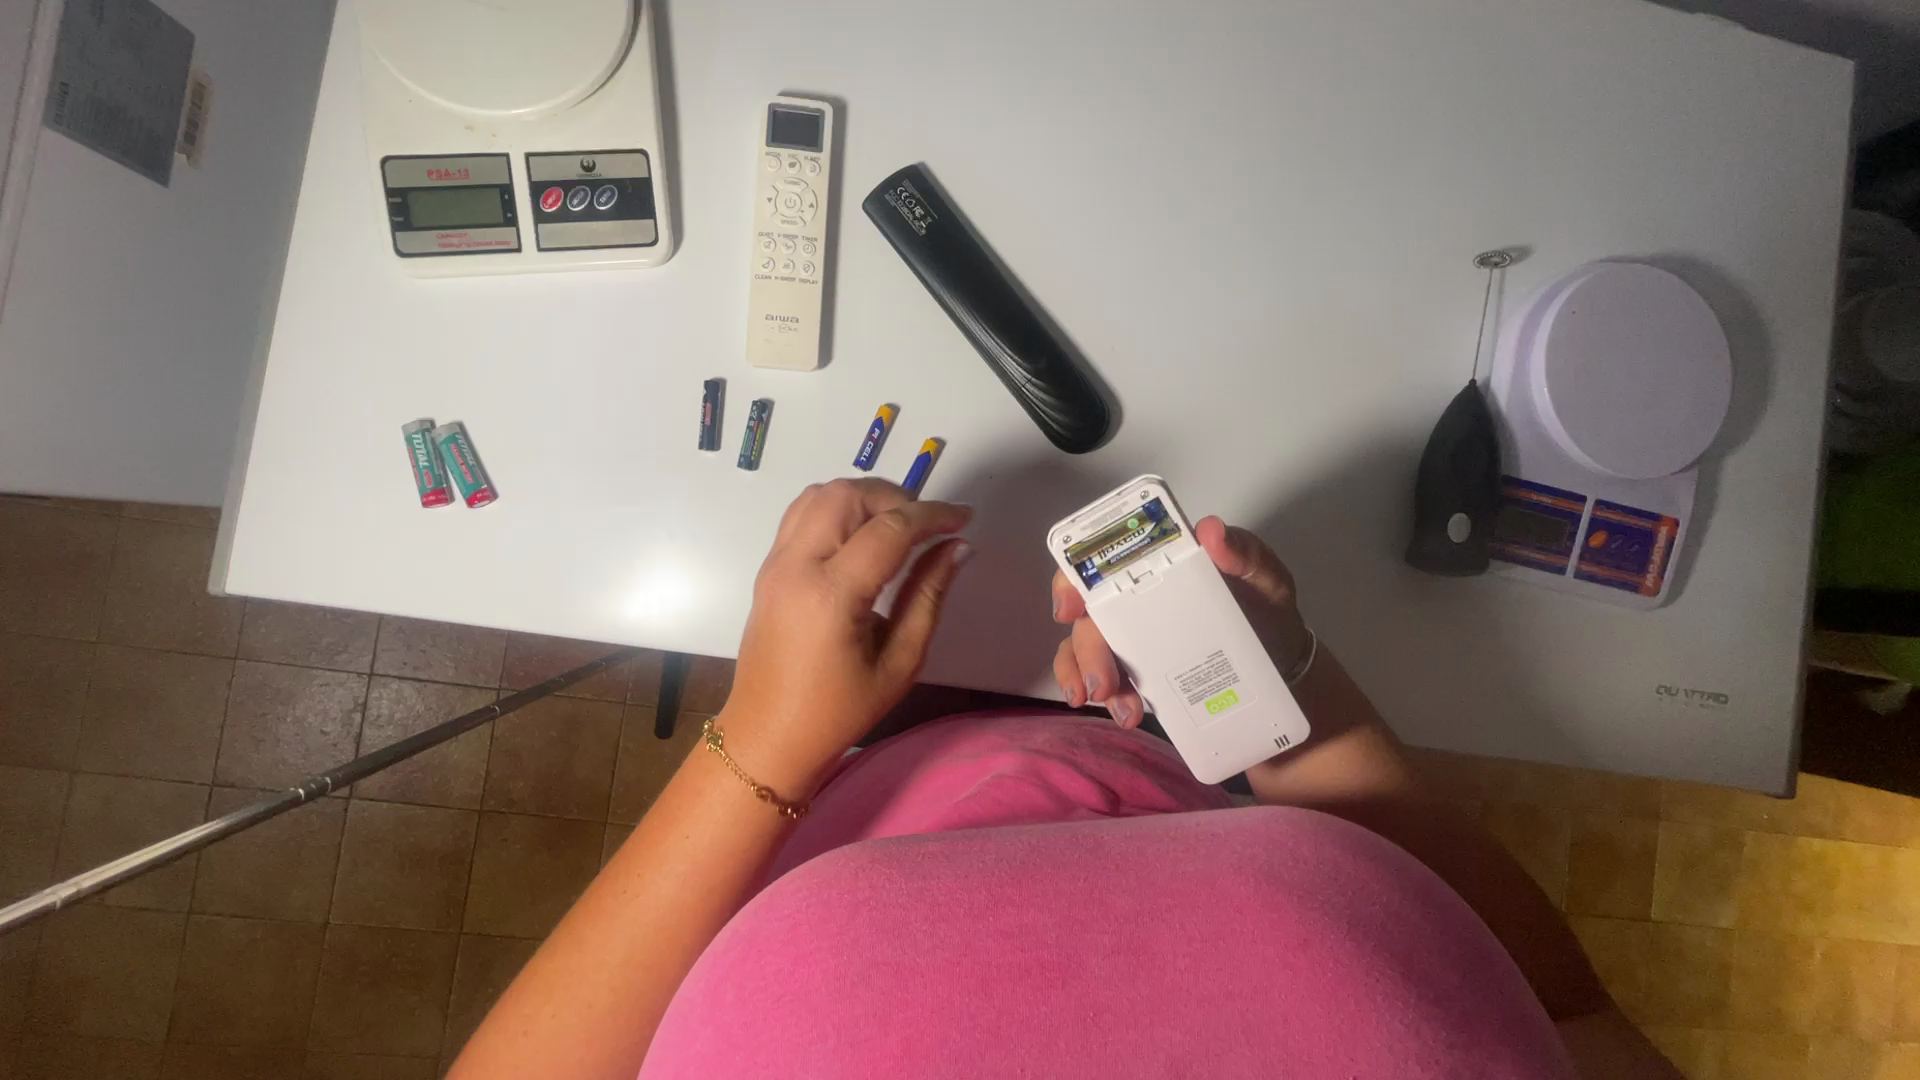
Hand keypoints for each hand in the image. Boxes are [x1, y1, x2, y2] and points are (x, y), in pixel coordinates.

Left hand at [717, 478, 972, 795]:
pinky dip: (838, 508)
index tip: (964, 518)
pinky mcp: (768, 568)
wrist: (768, 737)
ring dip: (864, 498)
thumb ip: (929, 595)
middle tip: (927, 527)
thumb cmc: (839, 712)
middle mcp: (796, 566)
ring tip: (897, 528)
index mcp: (831, 595)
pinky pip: (802, 513)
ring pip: (820, 494)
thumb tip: (958, 546)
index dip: (933, 515)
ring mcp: (775, 563)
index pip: (889, 529)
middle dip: (895, 497)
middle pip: (848, 494)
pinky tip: (862, 538)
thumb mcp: (900, 662)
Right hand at [1050, 516, 1310, 727]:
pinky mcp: (1132, 672)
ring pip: (1083, 650)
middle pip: (1088, 616)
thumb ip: (1246, 554)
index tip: (1069, 608)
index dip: (1072, 579)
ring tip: (1124, 710)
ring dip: (1089, 678)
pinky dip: (1099, 696)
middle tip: (1103, 685)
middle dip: (1087, 651)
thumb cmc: (1267, 615)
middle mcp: (1130, 599)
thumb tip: (1210, 531)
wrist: (1283, 674)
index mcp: (1154, 568)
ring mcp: (1127, 638)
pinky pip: (1095, 679)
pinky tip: (1123, 714)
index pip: (1099, 563)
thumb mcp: (1266, 580)